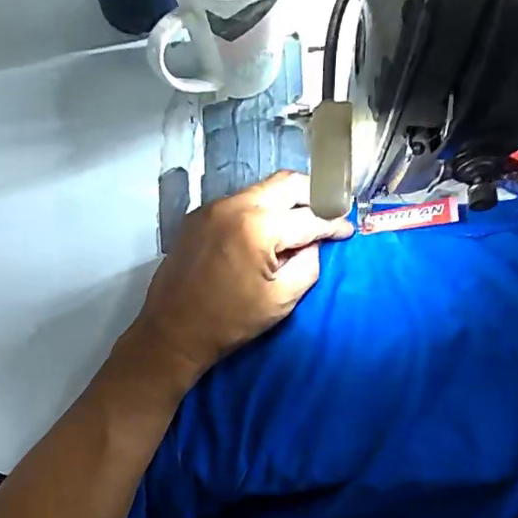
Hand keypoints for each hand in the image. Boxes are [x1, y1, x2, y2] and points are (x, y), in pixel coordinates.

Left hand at [126, 171, 353, 380]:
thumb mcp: (281, 299)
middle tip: (326, 216)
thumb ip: (308, 264)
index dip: (333, 224)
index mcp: (258, 226)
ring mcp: (211, 209)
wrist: (170, 334)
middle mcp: (233, 206)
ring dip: (284, 202)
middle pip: (286, 184)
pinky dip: (257, 210)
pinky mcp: (196, 219)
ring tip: (297, 225)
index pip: (309, 216)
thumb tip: (314, 243)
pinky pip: (237, 202)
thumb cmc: (228, 323)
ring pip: (260, 190)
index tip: (347, 231)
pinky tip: (264, 233)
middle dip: (312, 196)